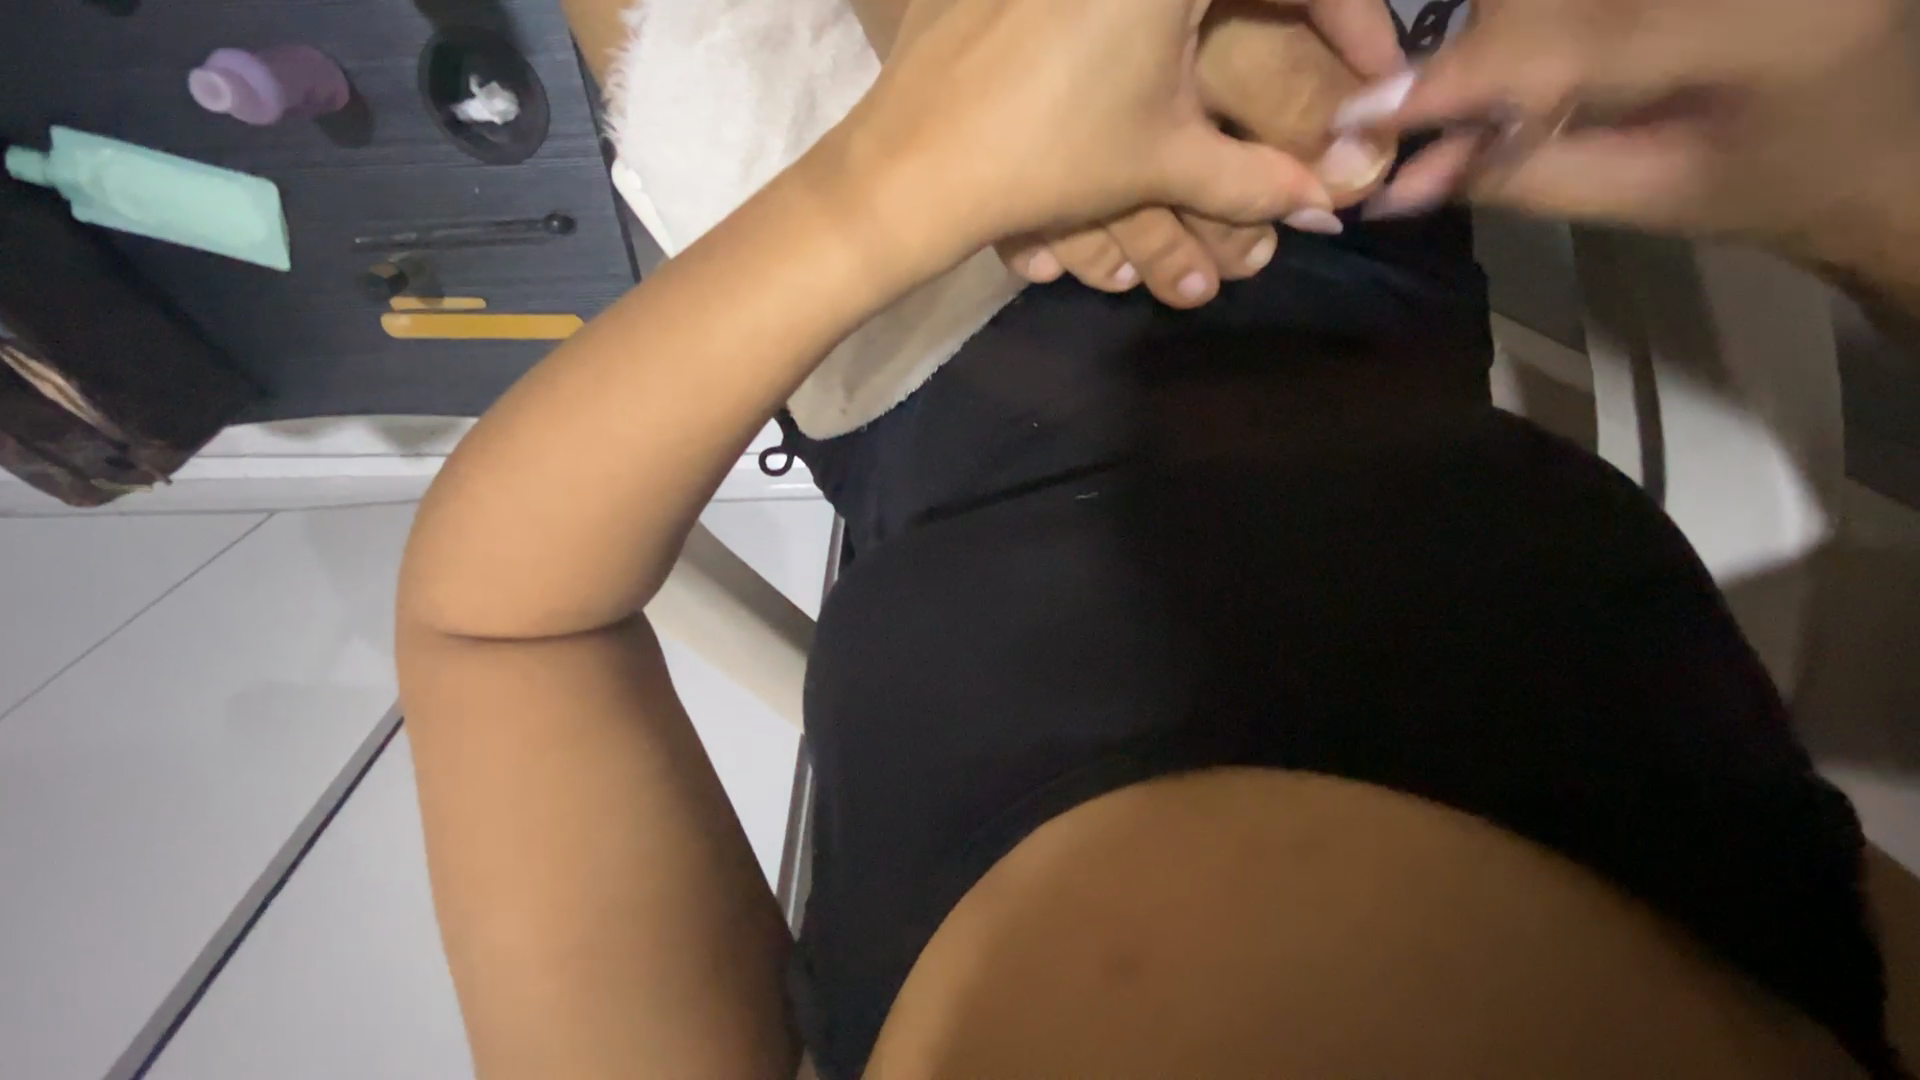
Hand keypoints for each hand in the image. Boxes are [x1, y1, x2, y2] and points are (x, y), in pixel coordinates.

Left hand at [835, 0, 1395, 281]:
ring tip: (1262, 55)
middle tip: (1330, 69)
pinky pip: (1122, 5)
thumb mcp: (1162, 159)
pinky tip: (1183, 45)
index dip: (1356, 25)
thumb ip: (1254, 176)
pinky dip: (1169, 22)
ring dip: (1233, 20)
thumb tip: (1326, 202)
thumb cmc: (1046, 156)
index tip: (1379, 76)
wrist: (915, 161)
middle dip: (1298, 22)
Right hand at [1333, 0, 1919, 261]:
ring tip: (1470, 94)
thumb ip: (1524, 178)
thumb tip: (1400, 184)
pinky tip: (1526, 72)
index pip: (1573, 41)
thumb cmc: (1771, 188)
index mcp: (1766, 29)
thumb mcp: (1643, 200)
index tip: (1361, 118)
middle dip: (1476, 52)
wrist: (1887, 130)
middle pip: (1547, 0)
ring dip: (1498, 33)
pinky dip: (1526, 24)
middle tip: (1414, 114)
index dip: (1459, 78)